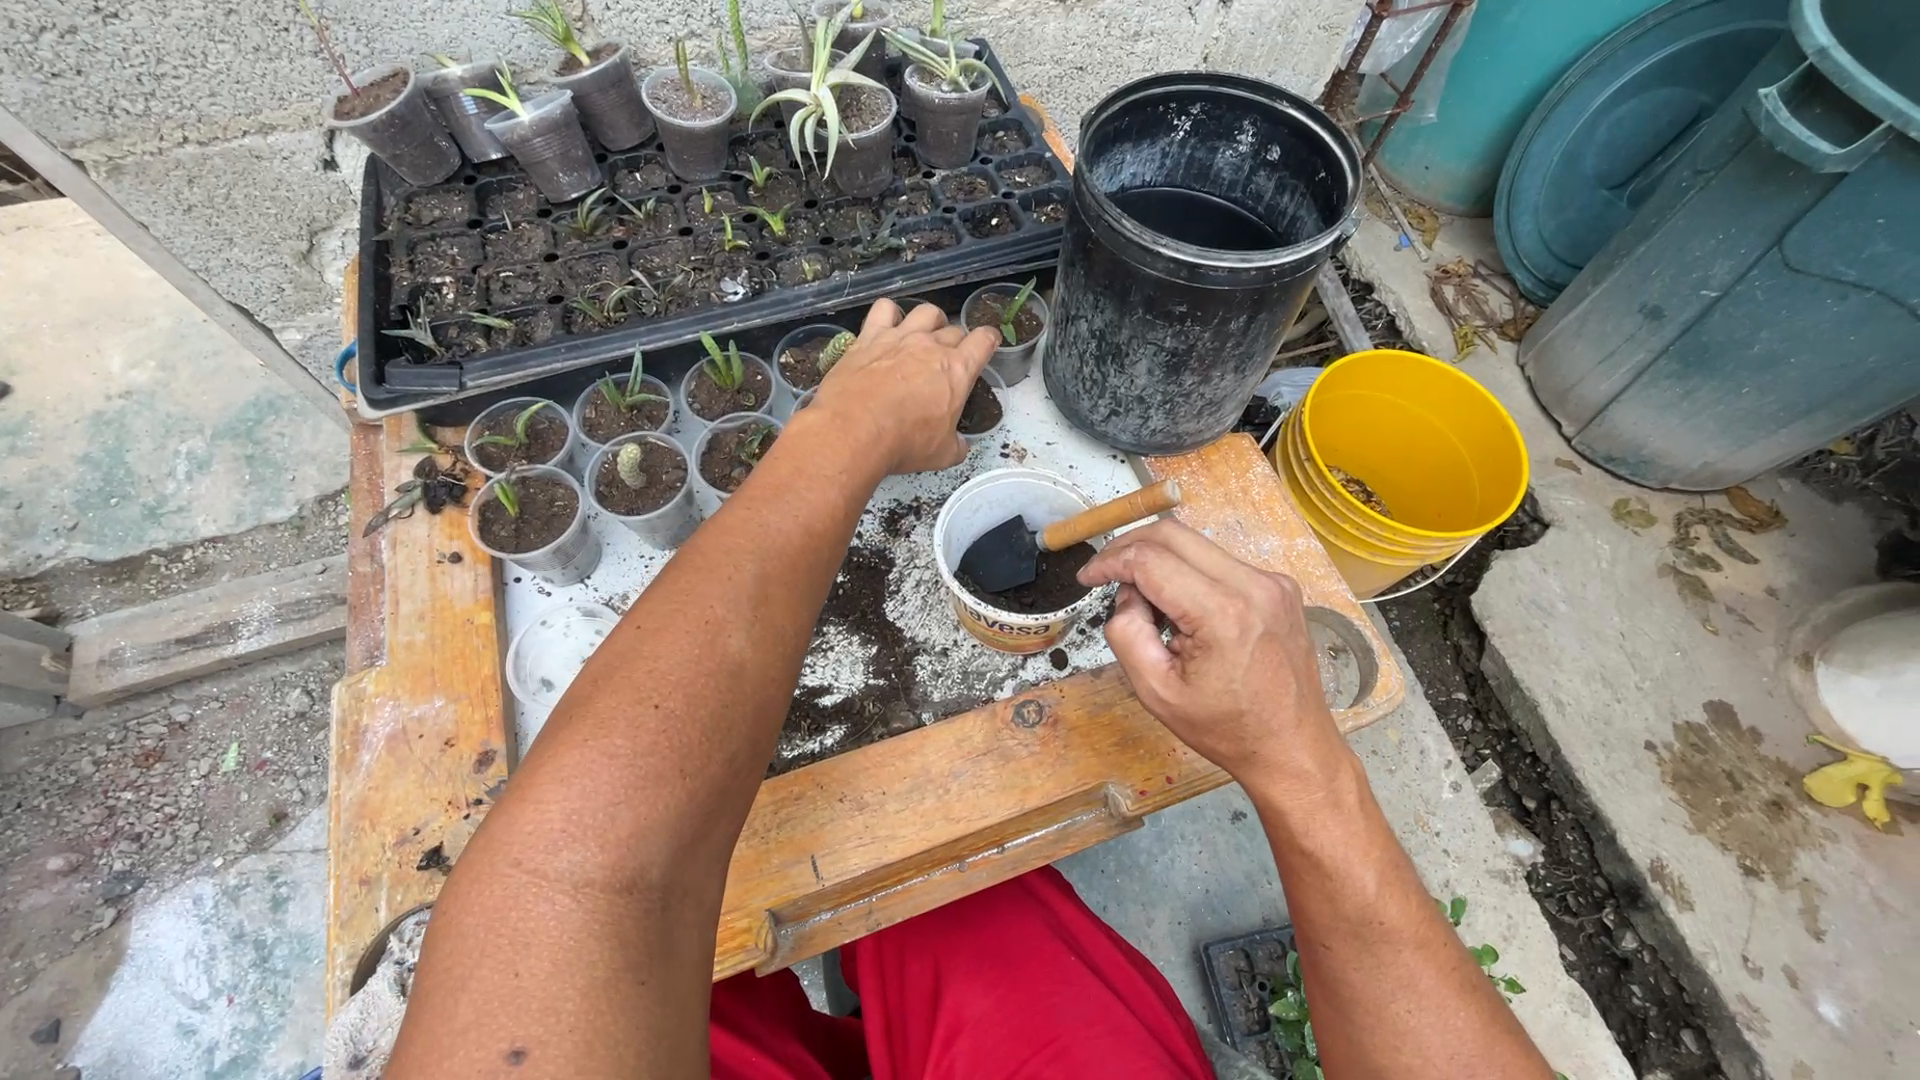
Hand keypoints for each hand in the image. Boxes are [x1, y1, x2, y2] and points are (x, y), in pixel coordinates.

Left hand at [807, 299, 998, 475]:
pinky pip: (884, 309)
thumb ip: (957, 445)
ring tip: (925, 334)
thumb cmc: (903, 442)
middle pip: (954, 329)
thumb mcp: (942, 454)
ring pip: (926, 312)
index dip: (989, 340)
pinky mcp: (869, 337)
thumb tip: (960, 445)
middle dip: (957, 341)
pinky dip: (890, 313)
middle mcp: (931, 346)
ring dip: (931, 320)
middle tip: (949, 358)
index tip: (987, 344)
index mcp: (957, 370)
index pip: (984, 341)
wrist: (854, 431)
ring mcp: (899, 338)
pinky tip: (888, 325)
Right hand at [1077, 520, 1348, 790]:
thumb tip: (1126, 595)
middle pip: (1173, 533)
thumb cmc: (1226, 729)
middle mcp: (1253, 585)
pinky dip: (1187, 571)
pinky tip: (1180, 608)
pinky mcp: (1278, 586)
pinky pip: (1219, 560)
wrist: (1293, 747)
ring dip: (1158, 559)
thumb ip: (1127, 635)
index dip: (1108, 562)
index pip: (1150, 559)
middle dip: (1128, 546)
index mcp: (1223, 613)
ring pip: (1196, 543)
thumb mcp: (1156, 692)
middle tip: (1104, 573)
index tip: (1087, 577)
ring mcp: (1272, 582)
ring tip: (1144, 601)